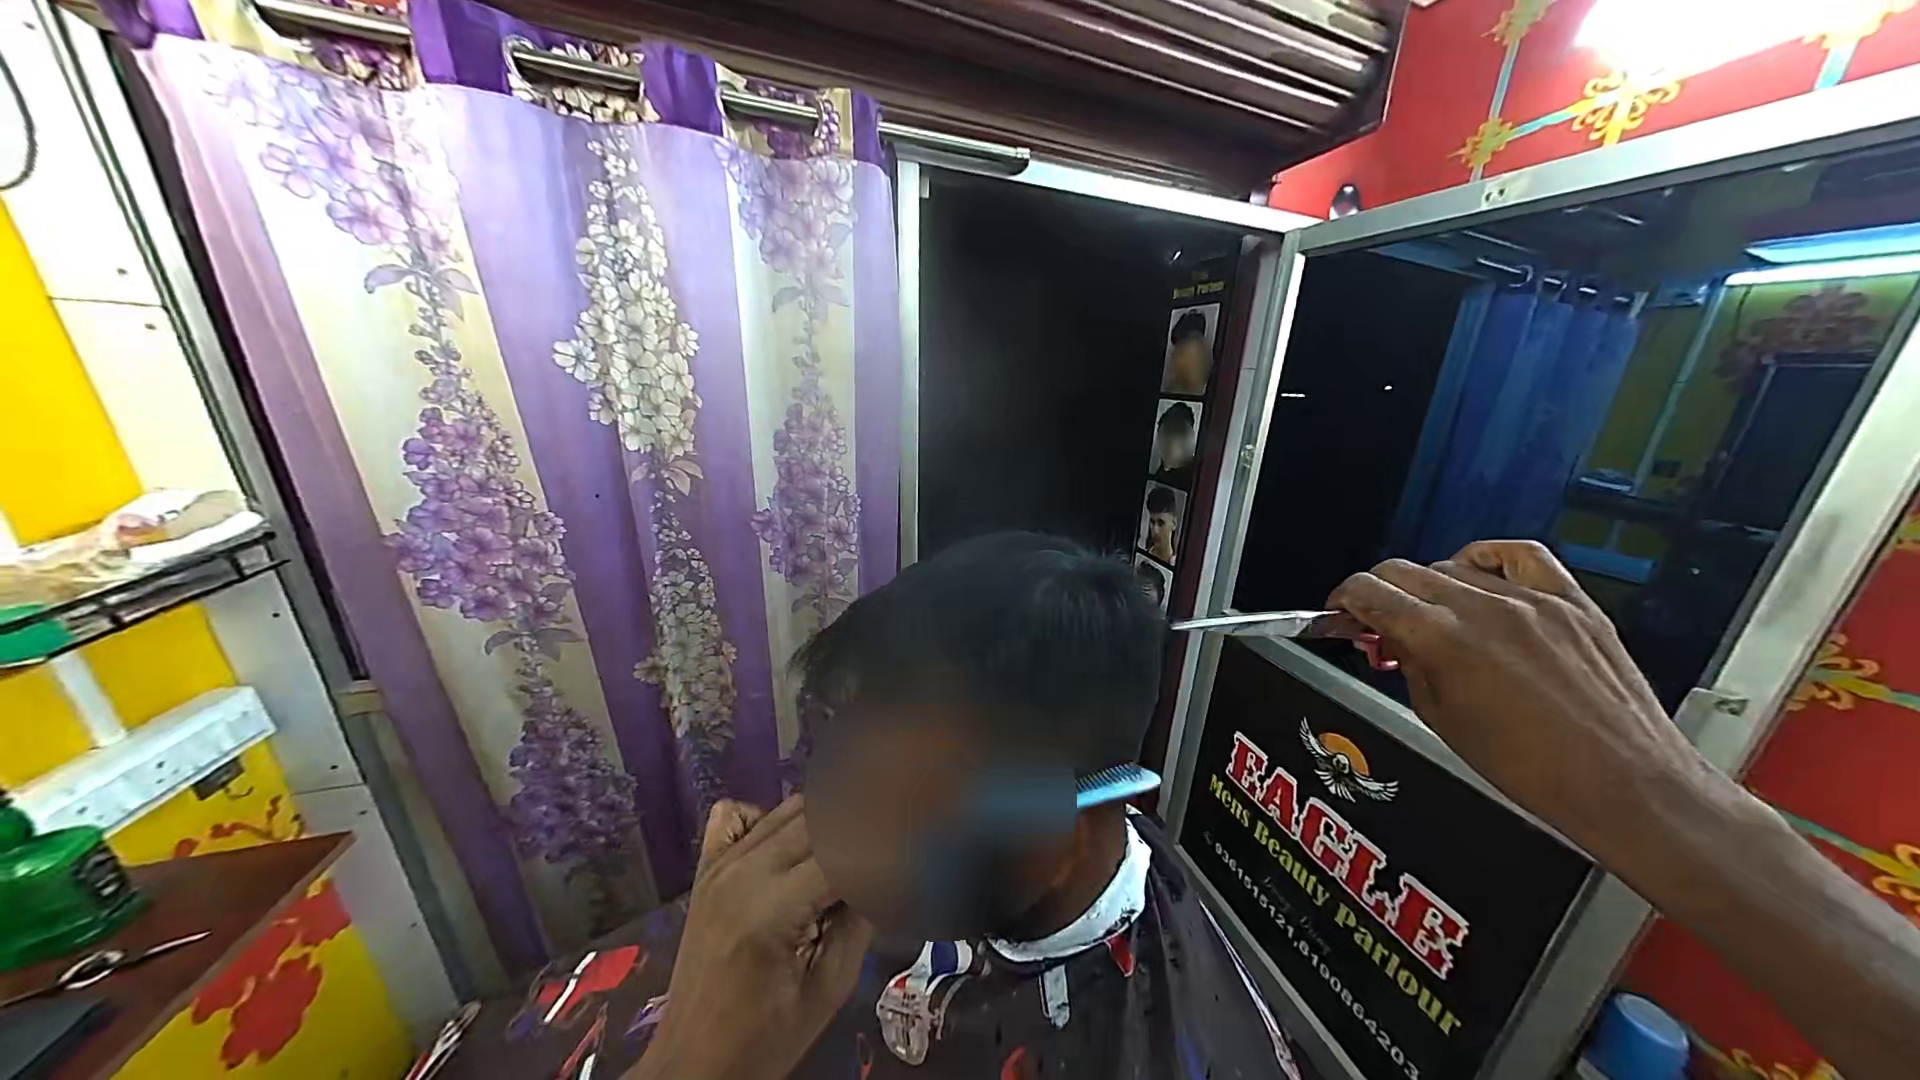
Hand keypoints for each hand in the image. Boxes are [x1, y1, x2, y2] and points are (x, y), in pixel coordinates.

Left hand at [632, 796, 871, 1079]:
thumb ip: (860, 919)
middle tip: (894, 836)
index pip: (846, 851)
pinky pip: (740, 814)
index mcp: (772, 908)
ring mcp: (720, 864)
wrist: (690, 1064)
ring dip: (830, 817)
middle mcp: (744, 871)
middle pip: (821, 818)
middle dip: (863, 824)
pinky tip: (794, 842)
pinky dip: (773, 815)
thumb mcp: (828, 989)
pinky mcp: (706, 867)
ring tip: (857, 839)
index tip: (914, 842)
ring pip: (790, 808)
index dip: (886, 845)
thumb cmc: (764, 1039)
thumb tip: (889, 868)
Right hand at [1326, 540, 1722, 854]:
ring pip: (1449, 565)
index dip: (1342, 599)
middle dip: (1376, 592)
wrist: (1624, 785)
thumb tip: (1389, 638)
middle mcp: (1482, 608)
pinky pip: (1519, 554)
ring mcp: (1530, 600)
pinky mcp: (1571, 602)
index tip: (1341, 610)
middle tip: (1376, 621)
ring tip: (1431, 616)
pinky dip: (1486, 558)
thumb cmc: (1533, 767)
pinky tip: (1477, 576)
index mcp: (1441, 639)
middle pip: (1400, 570)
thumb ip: (1405, 663)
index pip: (1367, 591)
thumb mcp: (1437, 716)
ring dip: (1425, 586)